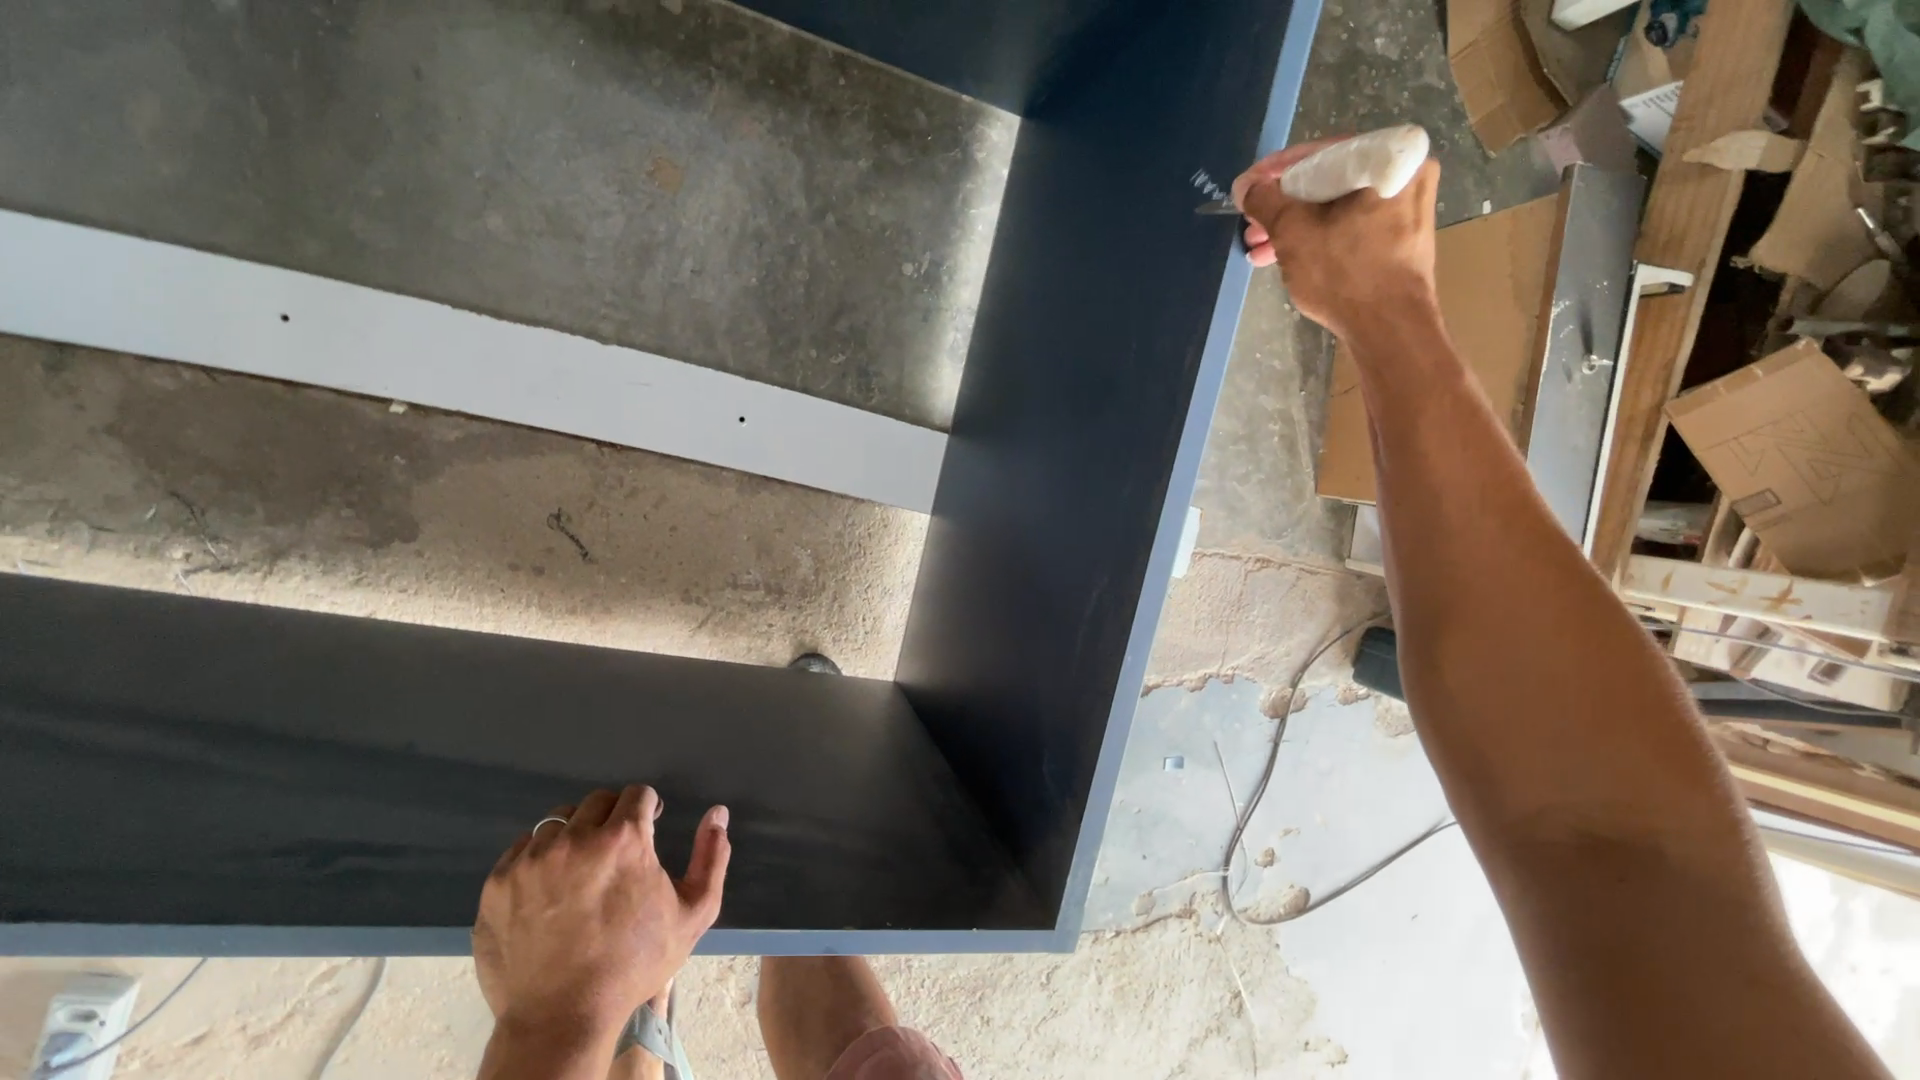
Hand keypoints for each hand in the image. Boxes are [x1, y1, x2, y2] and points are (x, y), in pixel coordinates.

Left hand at [473, 786, 729, 1045]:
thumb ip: (712, 857)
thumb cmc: (633, 966)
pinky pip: (522, 849)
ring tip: (580, 871)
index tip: (647, 830)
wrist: (560, 1019)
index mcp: (624, 840)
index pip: (637, 794)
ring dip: (575, 835)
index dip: (647, 810)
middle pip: (597, 801)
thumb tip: (718, 814)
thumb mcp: (693, 915)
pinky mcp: (498, 882)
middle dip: (612, 817)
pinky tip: (550, 890)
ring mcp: (531, 859)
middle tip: (616, 853)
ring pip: (558, 822)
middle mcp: (575, 838)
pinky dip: (539, 858)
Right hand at [1230, 137, 1441, 342]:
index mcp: (1390, 158)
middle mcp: (1405, 174)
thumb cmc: (1345, 273)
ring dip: (1293, 227)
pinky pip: (1349, 226)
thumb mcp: (1293, 233)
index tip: (1244, 190)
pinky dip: (1318, 237)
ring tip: (1258, 248)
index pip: (1318, 153)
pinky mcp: (1399, 238)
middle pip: (1327, 182)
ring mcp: (1405, 208)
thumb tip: (1247, 188)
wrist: (1391, 329)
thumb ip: (1265, 201)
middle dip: (1281, 206)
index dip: (1273, 172)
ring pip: (1335, 208)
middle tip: (1250, 224)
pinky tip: (1284, 257)